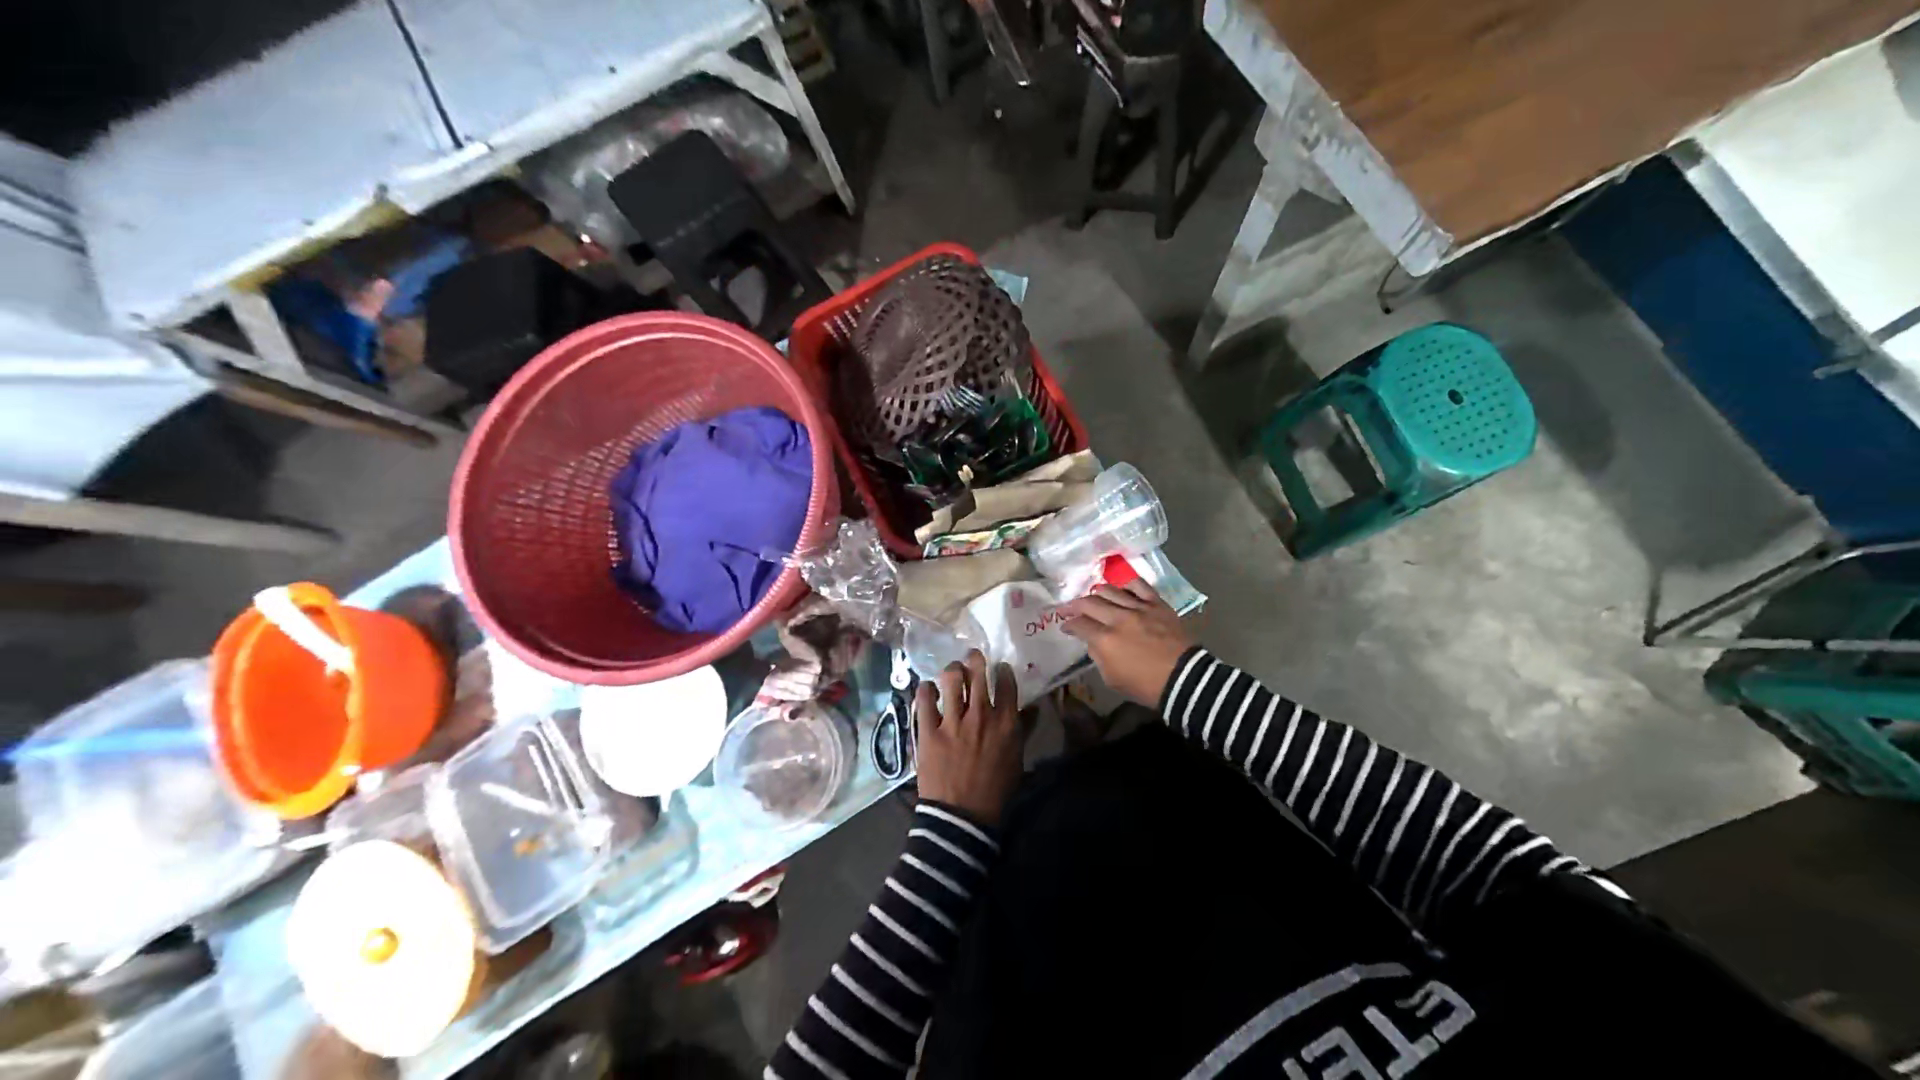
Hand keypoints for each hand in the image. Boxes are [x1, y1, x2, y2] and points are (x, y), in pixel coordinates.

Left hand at [913, 650, 1023, 825]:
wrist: (963, 816)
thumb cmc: (995, 789)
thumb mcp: (1017, 759)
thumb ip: (1023, 729)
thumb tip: (1032, 708)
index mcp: (1005, 722)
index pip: (1006, 682)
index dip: (1002, 670)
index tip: (998, 669)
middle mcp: (980, 715)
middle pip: (977, 672)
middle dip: (975, 659)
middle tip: (971, 658)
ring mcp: (952, 722)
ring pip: (951, 679)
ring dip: (952, 670)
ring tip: (951, 672)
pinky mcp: (928, 731)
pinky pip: (924, 699)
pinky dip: (926, 689)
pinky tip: (928, 689)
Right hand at [1059, 580, 1191, 706]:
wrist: (1184, 679)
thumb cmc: (1146, 685)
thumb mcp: (1112, 679)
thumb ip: (1099, 657)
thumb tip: (1094, 642)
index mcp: (1105, 639)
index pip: (1078, 624)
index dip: (1068, 624)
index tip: (1066, 627)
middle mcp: (1118, 618)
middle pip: (1089, 603)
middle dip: (1074, 606)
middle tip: (1070, 609)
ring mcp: (1139, 608)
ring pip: (1110, 590)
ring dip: (1097, 594)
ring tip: (1094, 598)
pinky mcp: (1157, 604)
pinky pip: (1139, 585)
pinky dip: (1126, 585)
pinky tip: (1122, 590)